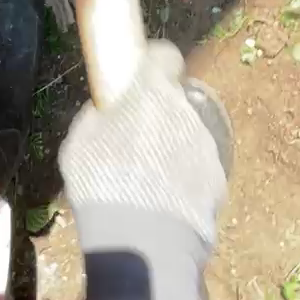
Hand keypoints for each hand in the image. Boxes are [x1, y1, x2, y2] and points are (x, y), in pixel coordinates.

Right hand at [59, 43, 229, 299]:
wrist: (142, 245)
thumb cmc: (102, 185)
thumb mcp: (80, 142)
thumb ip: (99, 115)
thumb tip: (106, 108)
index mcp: (151, 91)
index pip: (164, 54)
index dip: (154, 65)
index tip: (142, 78)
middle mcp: (185, 108)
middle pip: (174, 100)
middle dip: (159, 113)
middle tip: (137, 140)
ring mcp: (206, 143)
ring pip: (188, 133)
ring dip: (173, 145)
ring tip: (149, 179)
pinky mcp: (219, 177)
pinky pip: (199, 167)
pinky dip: (186, 177)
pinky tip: (166, 201)